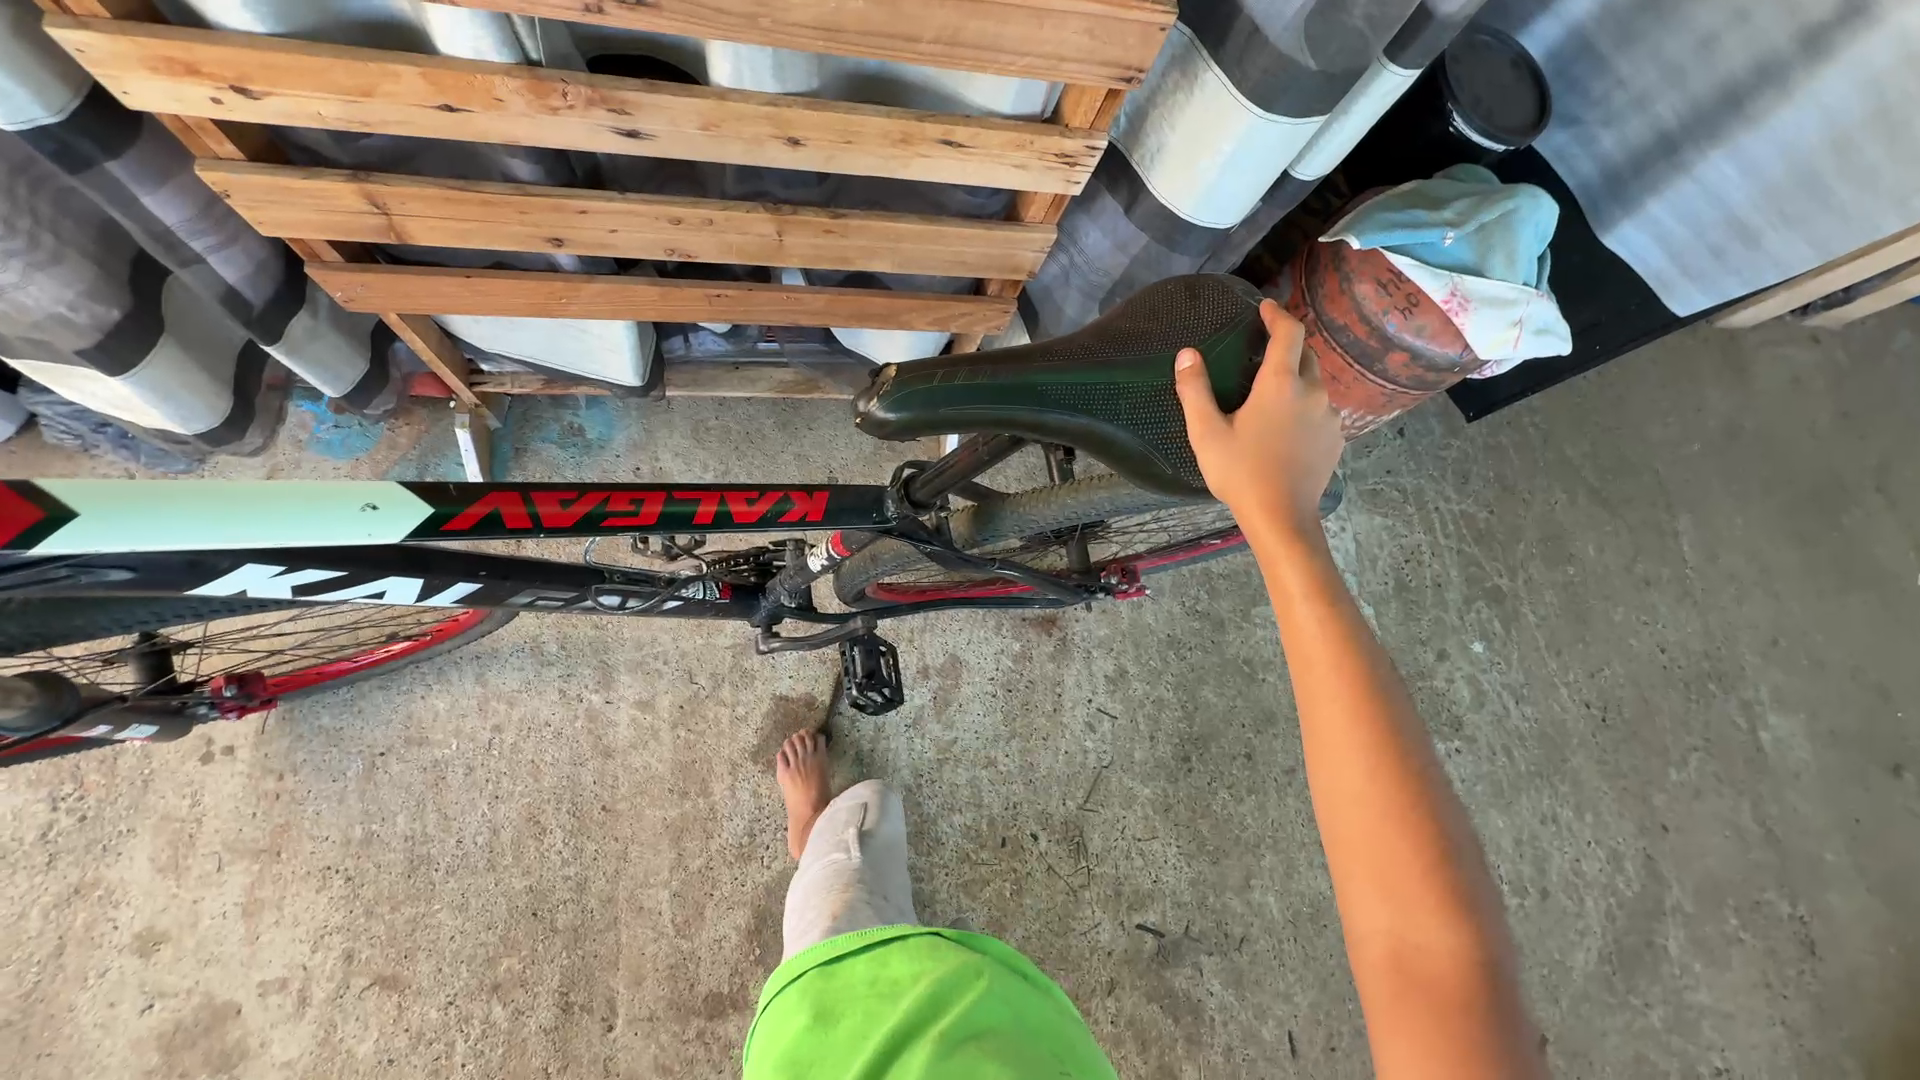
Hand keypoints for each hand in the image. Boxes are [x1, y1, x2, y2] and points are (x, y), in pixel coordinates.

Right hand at [1174, 299, 1342, 539]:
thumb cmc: (1240, 473)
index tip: (1265, 308)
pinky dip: (1305, 408)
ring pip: (1315, 385)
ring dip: (1296, 381)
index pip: (1289, 332)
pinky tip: (1286, 428)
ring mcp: (1329, 416)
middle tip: (1263, 353)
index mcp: (1280, 384)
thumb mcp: (1206, 433)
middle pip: (1306, 355)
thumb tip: (1186, 354)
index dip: (1277, 315)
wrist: (1281, 517)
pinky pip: (1321, 411)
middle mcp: (1312, 392)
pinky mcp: (1335, 439)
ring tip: (1272, 396)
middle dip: (1288, 347)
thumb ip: (1195, 390)